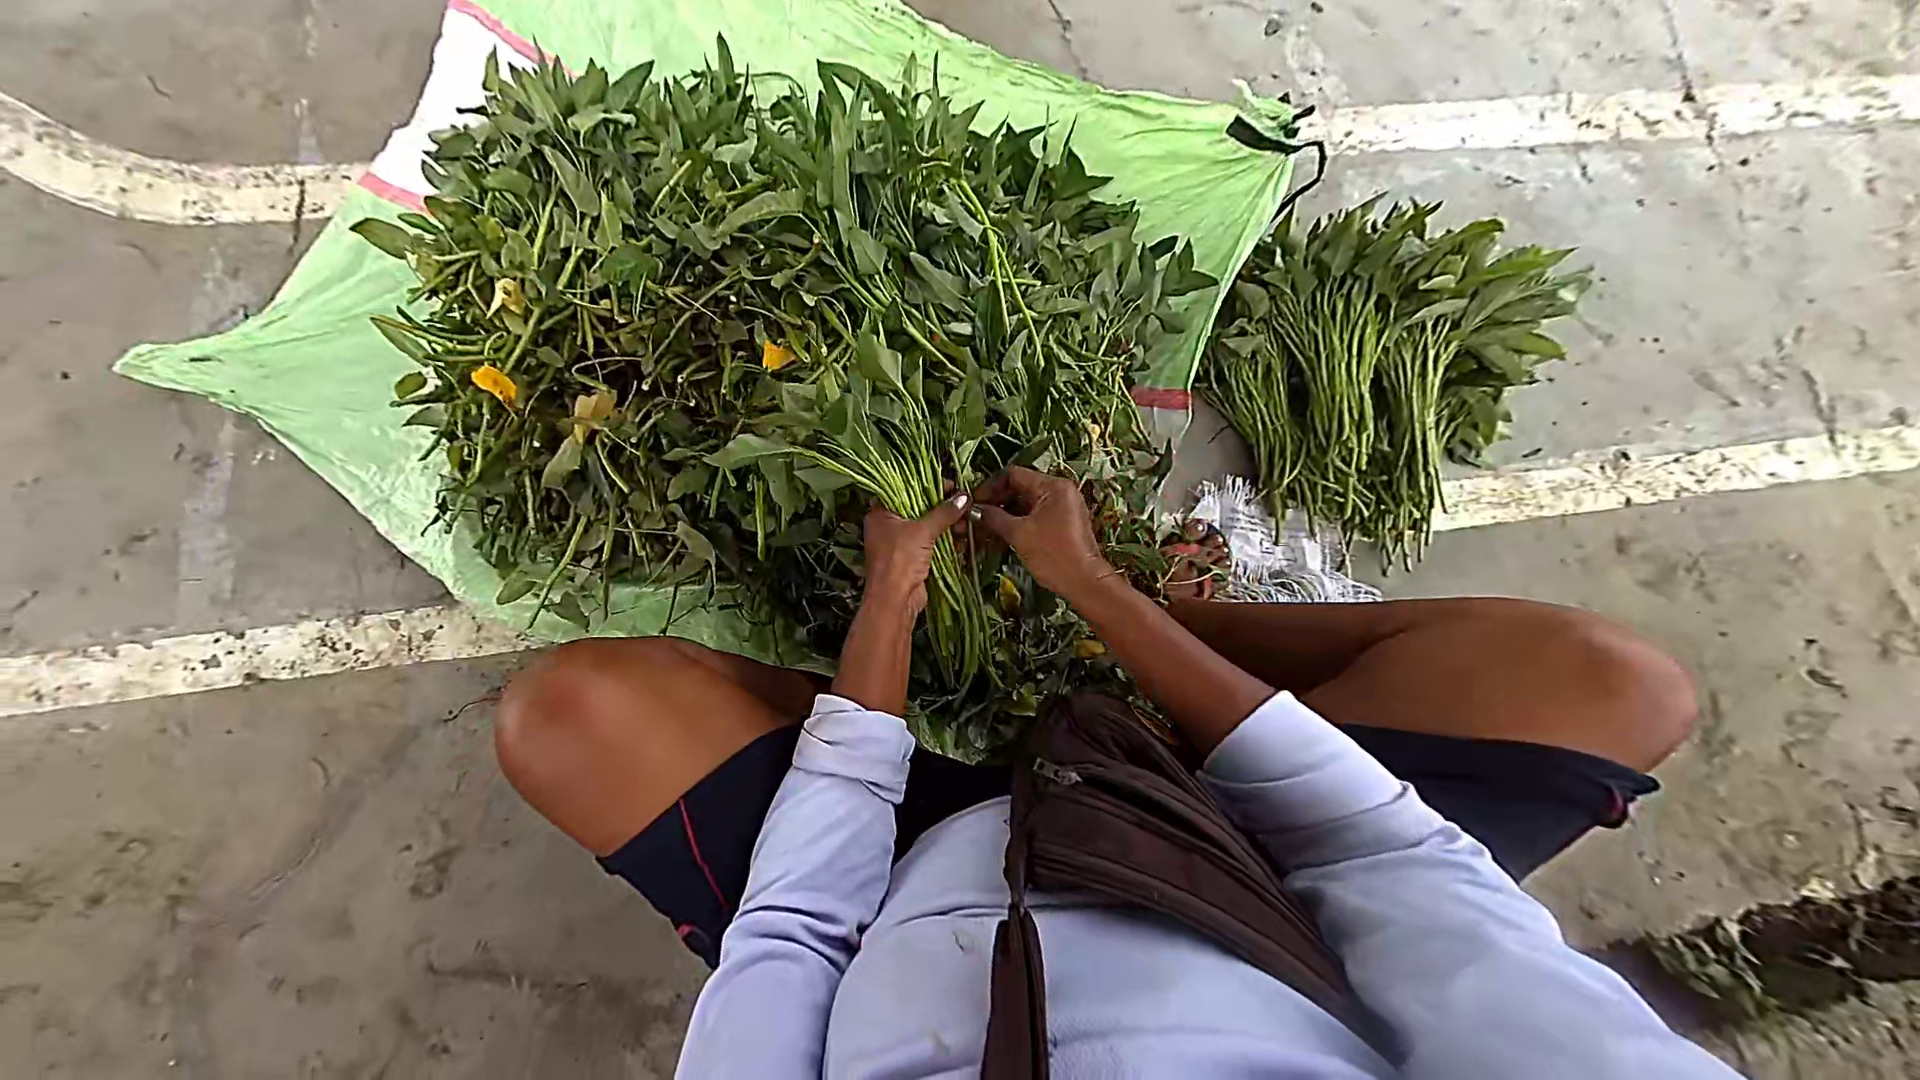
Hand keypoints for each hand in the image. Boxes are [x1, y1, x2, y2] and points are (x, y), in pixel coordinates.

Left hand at [859, 492, 972, 615]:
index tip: (949, 485)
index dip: (927, 485)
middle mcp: (889, 526)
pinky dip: (946, 540)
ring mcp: (901, 543)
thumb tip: (962, 498)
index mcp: (881, 514)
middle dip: (943, 507)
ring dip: (948, 524)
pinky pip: (932, 543)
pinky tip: (963, 537)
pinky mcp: (913, 558)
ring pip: (928, 527)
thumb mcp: (922, 530)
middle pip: (919, 508)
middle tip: (962, 503)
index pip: (904, 489)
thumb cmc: (900, 559)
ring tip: (967, 521)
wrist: (896, 599)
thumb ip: (943, 513)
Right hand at [972, 467, 1116, 601]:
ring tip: (985, 529)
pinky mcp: (1062, 522)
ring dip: (1005, 514)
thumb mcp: (1019, 534)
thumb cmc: (1052, 555)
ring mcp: (1062, 506)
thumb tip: (975, 510)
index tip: (975, 502)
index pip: (1013, 474)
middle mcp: (1060, 491)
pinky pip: (1035, 515)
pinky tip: (1001, 535)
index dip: (990, 486)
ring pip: (1026, 503)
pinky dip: (1018, 522)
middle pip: (1019, 487)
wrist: (1083, 582)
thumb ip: (994, 518)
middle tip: (977, 517)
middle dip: (996, 502)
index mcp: (1052, 486)